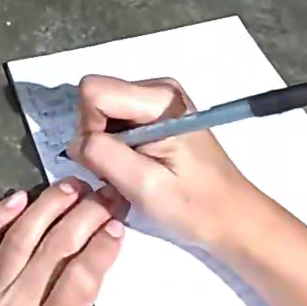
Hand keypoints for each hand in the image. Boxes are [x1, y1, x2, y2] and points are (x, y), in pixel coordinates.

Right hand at [69, 76, 267, 250]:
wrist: (231, 216)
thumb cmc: (196, 206)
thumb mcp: (145, 187)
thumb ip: (105, 156)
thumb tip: (76, 142)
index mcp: (160, 99)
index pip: (94, 91)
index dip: (89, 127)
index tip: (109, 160)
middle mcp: (157, 89)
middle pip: (95, 97)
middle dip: (96, 136)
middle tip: (121, 170)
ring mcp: (156, 99)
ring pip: (100, 109)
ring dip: (105, 144)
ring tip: (131, 171)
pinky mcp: (153, 113)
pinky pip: (113, 119)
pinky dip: (114, 145)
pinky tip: (136, 165)